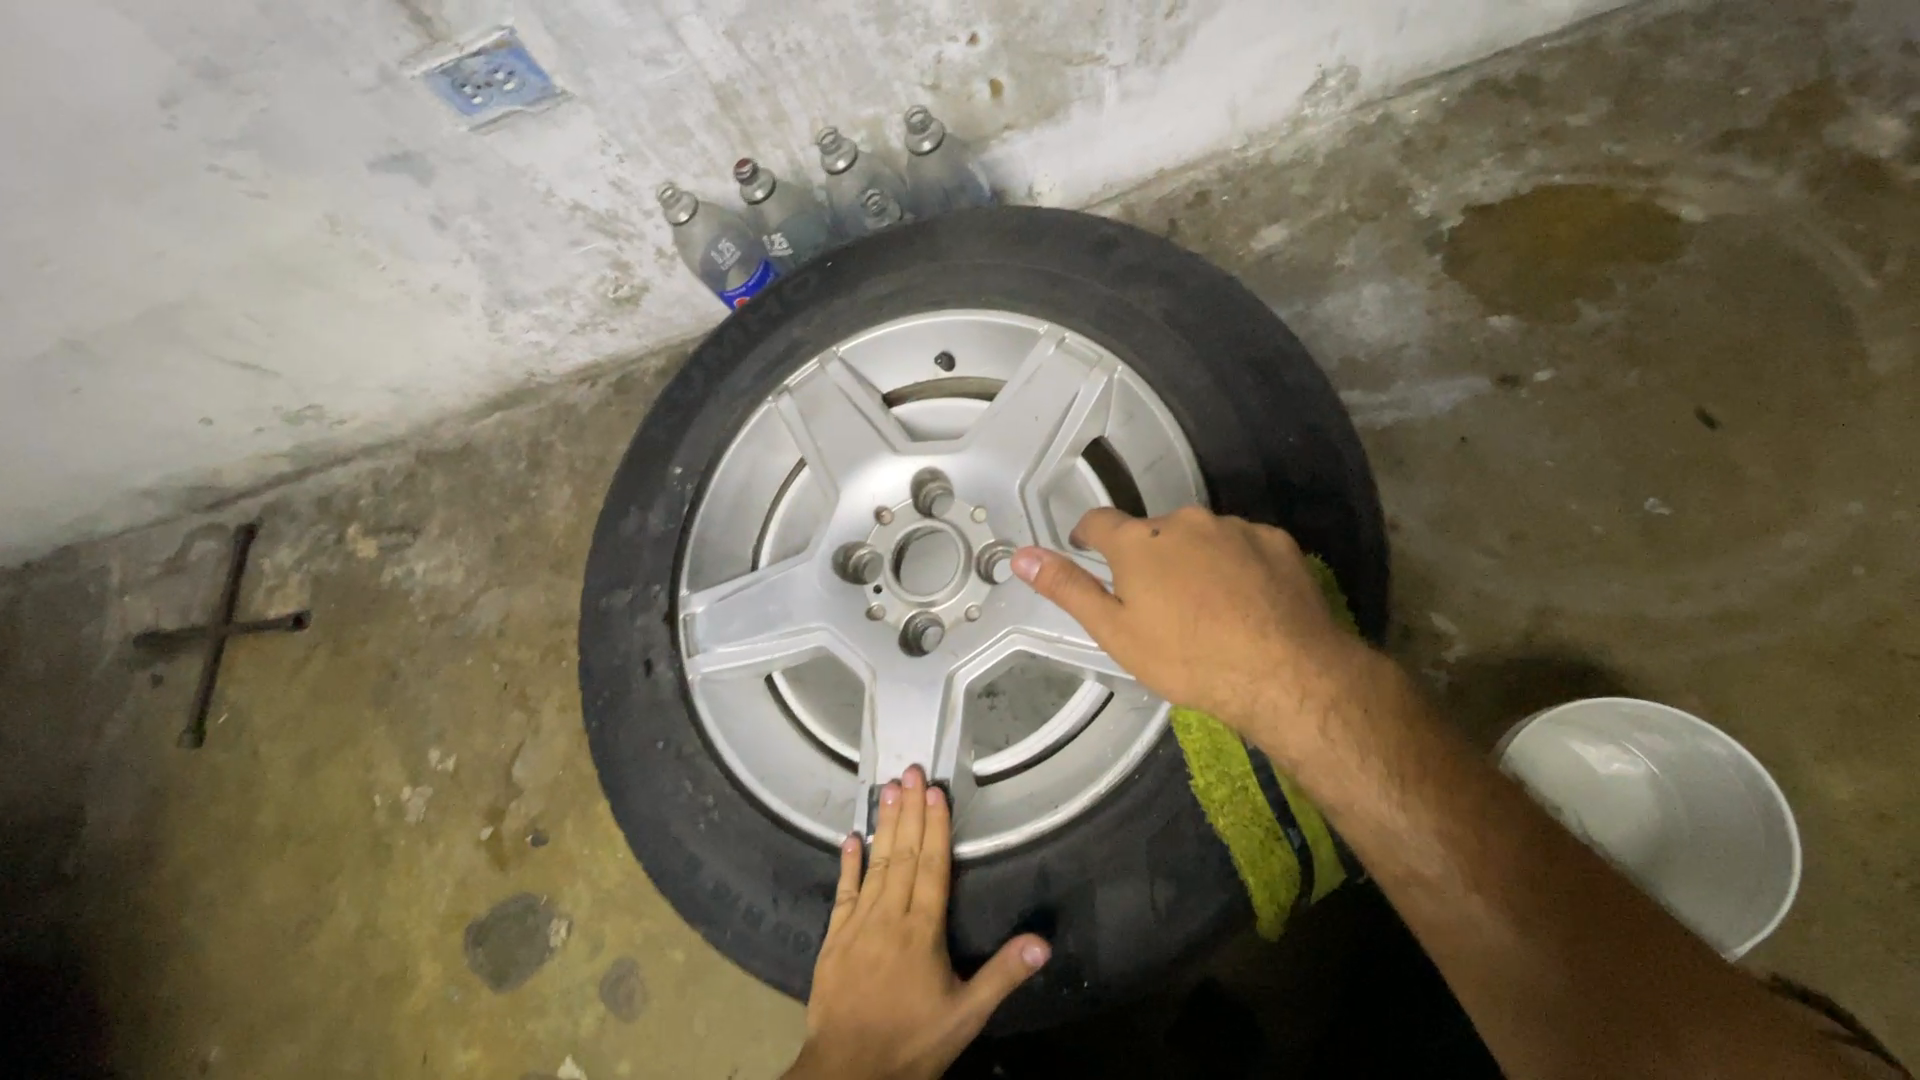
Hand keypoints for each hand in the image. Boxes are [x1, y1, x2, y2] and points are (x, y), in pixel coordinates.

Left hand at [784, 766, 1049, 1079]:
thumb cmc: (912, 1042)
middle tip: (909, 771)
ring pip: (875, 865)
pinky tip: (851, 837)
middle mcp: (889, 918)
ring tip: (888, 790)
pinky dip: (848, 864)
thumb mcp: (967, 1015)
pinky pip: (843, 892)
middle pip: (903, 855)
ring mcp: (857, 925)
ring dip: (884, 826)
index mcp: (922, 931)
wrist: (847, 1073)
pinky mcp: (833, 939)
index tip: (935, 791)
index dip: (935, 827)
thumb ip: (1003, 975)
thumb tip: (1042, 943)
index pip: (932, 867)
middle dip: (910, 811)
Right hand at [1010, 506, 1376, 758]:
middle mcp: (1184, 521)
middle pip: (1152, 532)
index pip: (1097, 521)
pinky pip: (1243, 546)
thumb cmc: (1187, 657)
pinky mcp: (1276, 542)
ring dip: (1193, 561)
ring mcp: (1234, 528)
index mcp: (1138, 542)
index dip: (1087, 535)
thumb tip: (1021, 555)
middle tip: (1156, 603)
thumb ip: (1067, 587)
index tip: (1087, 551)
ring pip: (1200, 538)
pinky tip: (1246, 603)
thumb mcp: (1115, 631)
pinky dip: (1236, 566)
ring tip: (1206, 608)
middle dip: (1147, 558)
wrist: (1286, 672)